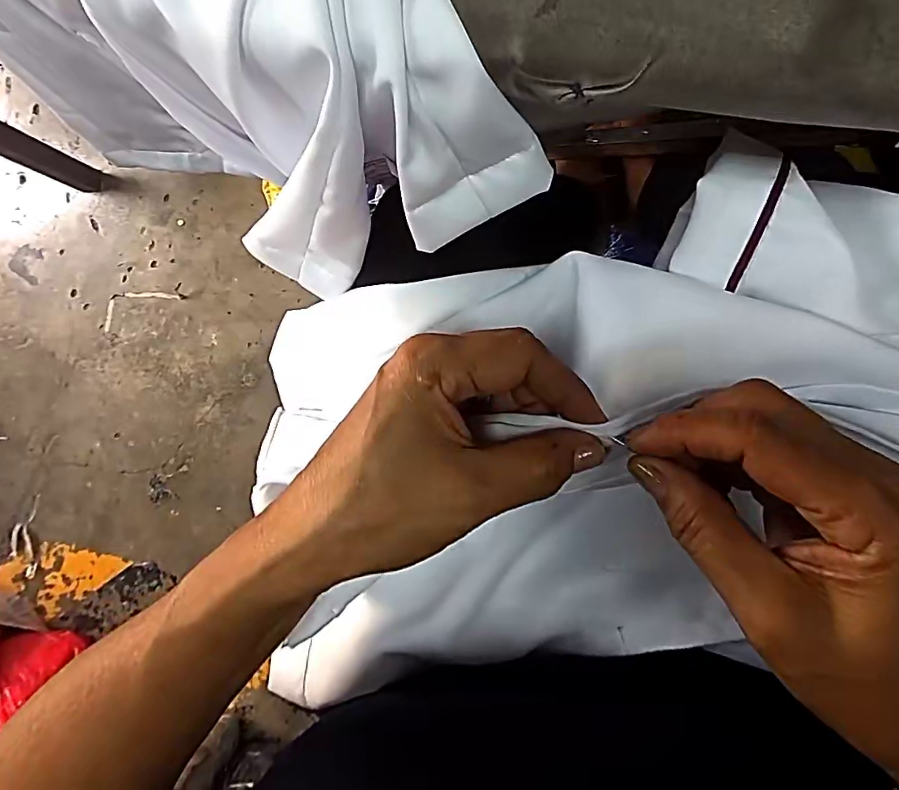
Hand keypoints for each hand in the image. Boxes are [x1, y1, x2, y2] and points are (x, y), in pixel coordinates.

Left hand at [259, 329, 607, 591]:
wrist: (308, 544)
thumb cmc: (374, 512)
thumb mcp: (473, 491)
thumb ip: (541, 464)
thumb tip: (586, 447)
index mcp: (432, 361)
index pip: (521, 355)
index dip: (565, 388)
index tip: (590, 424)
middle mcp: (424, 357)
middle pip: (509, 363)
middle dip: (545, 402)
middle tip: (569, 443)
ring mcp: (417, 378)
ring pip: (494, 382)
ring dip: (524, 415)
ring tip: (537, 455)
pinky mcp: (415, 401)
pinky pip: (474, 399)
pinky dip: (501, 424)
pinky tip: (507, 454)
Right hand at [627, 382, 898, 789]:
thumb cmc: (854, 681)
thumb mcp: (769, 615)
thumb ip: (707, 532)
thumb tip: (653, 468)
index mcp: (868, 508)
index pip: (766, 437)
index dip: (694, 429)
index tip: (640, 443)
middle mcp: (874, 471)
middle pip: (772, 410)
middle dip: (702, 421)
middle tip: (651, 455)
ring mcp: (868, 470)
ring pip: (776, 417)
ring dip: (717, 431)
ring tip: (671, 464)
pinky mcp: (854, 479)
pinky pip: (786, 442)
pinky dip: (739, 450)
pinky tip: (707, 473)